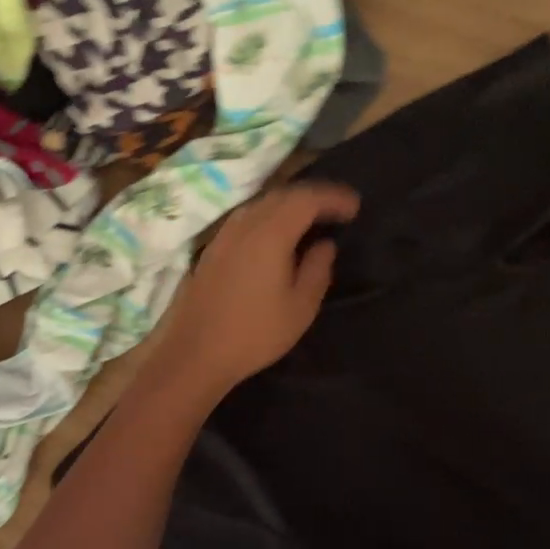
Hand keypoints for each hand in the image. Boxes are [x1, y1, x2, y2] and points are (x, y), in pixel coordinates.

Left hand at [152, 182, 361, 398]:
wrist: (195, 353)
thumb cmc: (254, 334)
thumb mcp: (300, 308)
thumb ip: (317, 270)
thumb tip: (324, 245)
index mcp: (270, 233)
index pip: (307, 198)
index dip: (333, 197)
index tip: (355, 207)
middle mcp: (244, 225)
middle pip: (282, 195)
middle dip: (312, 197)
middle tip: (334, 210)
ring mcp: (222, 236)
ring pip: (259, 205)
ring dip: (287, 206)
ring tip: (308, 221)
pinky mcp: (210, 251)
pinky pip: (244, 221)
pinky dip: (266, 219)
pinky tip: (274, 237)